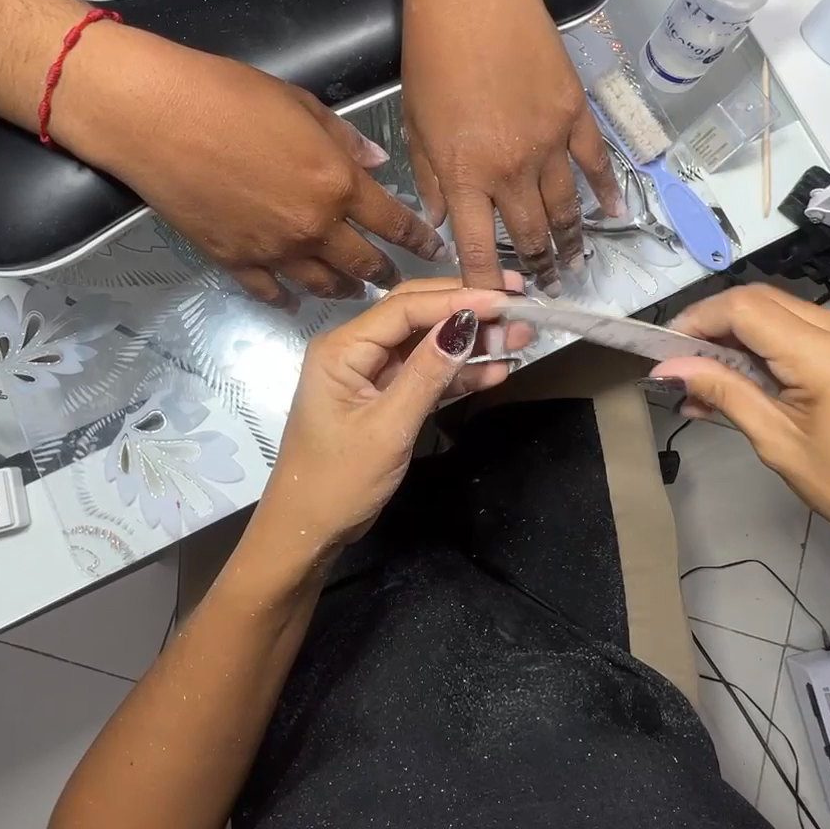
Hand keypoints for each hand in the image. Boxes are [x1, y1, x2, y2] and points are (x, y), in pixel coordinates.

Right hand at [56, 35, 446, 304]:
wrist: (155, 116)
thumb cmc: (230, 94)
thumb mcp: (301, 104)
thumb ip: (345, 141)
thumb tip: (376, 166)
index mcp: (337, 184)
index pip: (393, 221)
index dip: (418, 237)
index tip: (433, 248)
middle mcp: (313, 227)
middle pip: (362, 262)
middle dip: (385, 272)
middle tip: (395, 279)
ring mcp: (273, 250)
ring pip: (321, 284)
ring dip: (342, 289)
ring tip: (353, 291)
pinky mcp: (233, 262)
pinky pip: (269, 291)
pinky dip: (285, 297)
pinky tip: (294, 299)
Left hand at [255, 277, 533, 551]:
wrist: (308, 530)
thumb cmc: (338, 481)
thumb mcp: (387, 428)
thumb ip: (427, 374)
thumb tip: (465, 325)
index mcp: (342, 348)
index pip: (404, 307)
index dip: (457, 299)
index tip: (505, 298)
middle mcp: (355, 350)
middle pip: (417, 315)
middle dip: (467, 309)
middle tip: (519, 304)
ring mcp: (371, 373)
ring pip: (426, 343)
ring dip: (471, 341)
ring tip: (520, 336)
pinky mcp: (385, 396)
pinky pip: (426, 374)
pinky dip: (459, 373)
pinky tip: (497, 369)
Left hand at [398, 0, 620, 294]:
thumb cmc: (431, 53)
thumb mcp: (415, 123)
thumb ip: (433, 179)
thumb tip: (445, 221)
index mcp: (466, 173)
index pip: (478, 248)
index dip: (487, 285)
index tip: (495, 310)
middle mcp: (512, 169)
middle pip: (532, 235)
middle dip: (538, 269)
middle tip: (546, 290)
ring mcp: (551, 142)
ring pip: (566, 208)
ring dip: (570, 242)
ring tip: (574, 266)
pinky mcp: (576, 113)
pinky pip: (596, 164)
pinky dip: (606, 192)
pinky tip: (611, 214)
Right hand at [649, 285, 829, 592]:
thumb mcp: (779, 445)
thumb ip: (724, 394)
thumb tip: (668, 370)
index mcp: (828, 356)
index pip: (743, 308)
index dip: (697, 320)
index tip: (666, 350)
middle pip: (761, 300)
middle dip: (714, 323)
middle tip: (683, 364)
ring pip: (783, 311)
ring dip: (741, 334)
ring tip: (712, 380)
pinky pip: (808, 328)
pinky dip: (771, 344)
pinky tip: (753, 379)